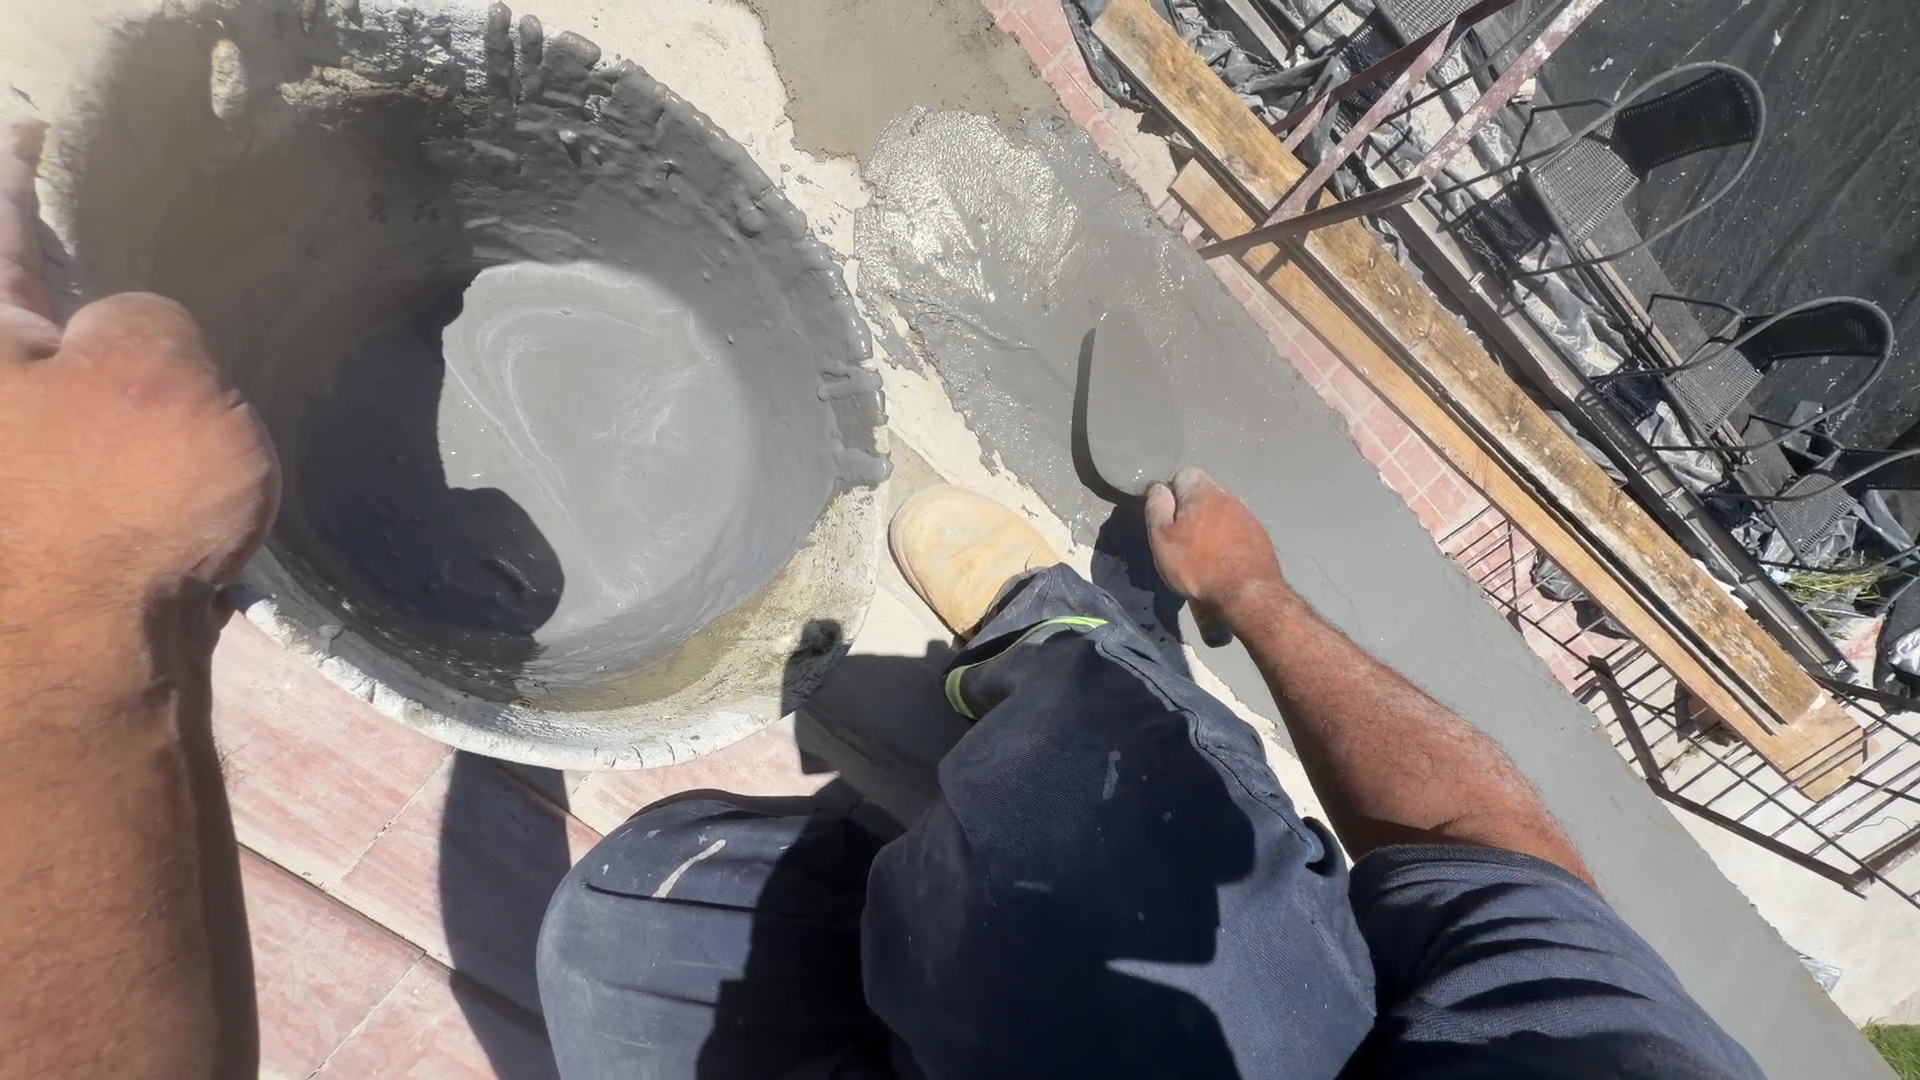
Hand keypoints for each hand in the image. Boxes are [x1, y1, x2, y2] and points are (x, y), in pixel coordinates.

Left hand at [0, 121, 278, 620]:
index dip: (16, 165)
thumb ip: (149, 318)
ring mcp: (9, 442)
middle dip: (62, 256)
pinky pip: (85, 420)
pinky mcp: (46, 494)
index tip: (41, 129)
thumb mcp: (159, 377)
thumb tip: (131, 321)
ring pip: (56, 359)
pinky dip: (131, 403)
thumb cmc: (108, 499)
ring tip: (171, 329)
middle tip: (130, 237)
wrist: (80, 647)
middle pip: (20, 293)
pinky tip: (187, 411)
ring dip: (108, 340)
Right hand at [1145, 467, 1284, 624]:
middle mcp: (1229, 495)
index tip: (1166, 518)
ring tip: (1203, 548)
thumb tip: (1158, 487)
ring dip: (1210, 522)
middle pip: (1204, 491)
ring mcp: (1248, 514)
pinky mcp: (1259, 534)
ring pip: (1221, 509)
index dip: (1171, 493)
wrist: (1246, 593)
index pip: (1183, 474)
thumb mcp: (1161, 537)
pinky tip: (1222, 556)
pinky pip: (1236, 526)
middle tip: (1181, 535)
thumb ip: (1156, 506)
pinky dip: (1226, 536)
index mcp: (1203, 491)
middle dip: (1191, 507)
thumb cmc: (1196, 564)